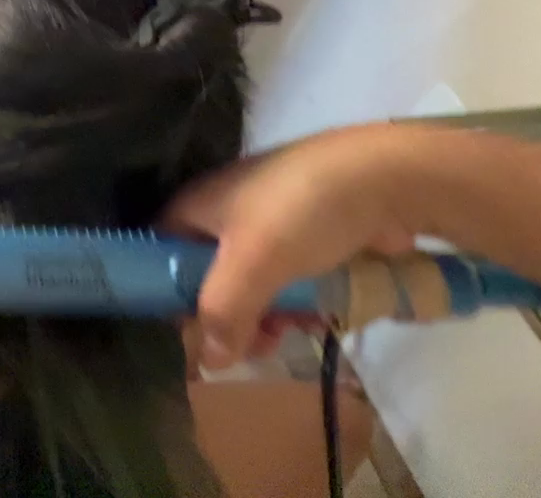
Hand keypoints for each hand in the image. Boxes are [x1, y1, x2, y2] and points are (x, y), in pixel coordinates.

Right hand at [161, 123, 437, 369]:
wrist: (381, 178)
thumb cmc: (299, 211)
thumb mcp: (252, 261)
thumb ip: (224, 310)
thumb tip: (209, 362)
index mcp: (196, 206)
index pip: (159, 253)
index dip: (167, 292)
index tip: (193, 333)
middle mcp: (223, 214)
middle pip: (206, 275)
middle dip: (228, 315)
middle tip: (253, 345)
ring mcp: (266, 225)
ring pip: (251, 283)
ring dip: (266, 315)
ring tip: (290, 332)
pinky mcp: (304, 238)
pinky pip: (286, 279)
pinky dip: (295, 301)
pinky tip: (316, 316)